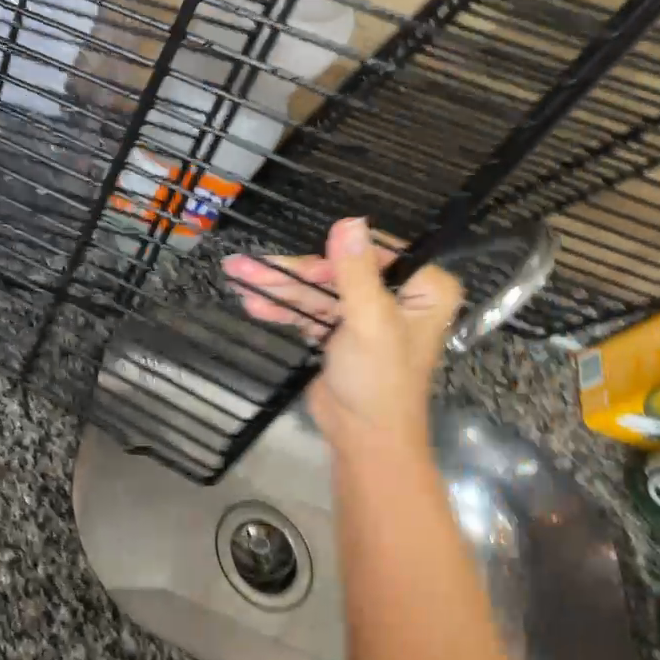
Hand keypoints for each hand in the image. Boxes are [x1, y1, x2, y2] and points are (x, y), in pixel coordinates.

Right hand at [221, 218, 462, 454]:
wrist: (365, 438)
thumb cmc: (380, 381)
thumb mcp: (369, 322)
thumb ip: (355, 272)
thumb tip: (349, 221)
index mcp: (423, 289)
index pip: (375, 252)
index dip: (334, 253)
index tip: (300, 261)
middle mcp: (398, 296)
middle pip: (336, 270)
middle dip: (291, 273)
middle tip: (245, 266)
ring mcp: (366, 314)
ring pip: (316, 290)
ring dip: (277, 288)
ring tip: (236, 278)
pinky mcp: (340, 332)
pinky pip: (309, 310)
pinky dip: (282, 307)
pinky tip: (252, 304)